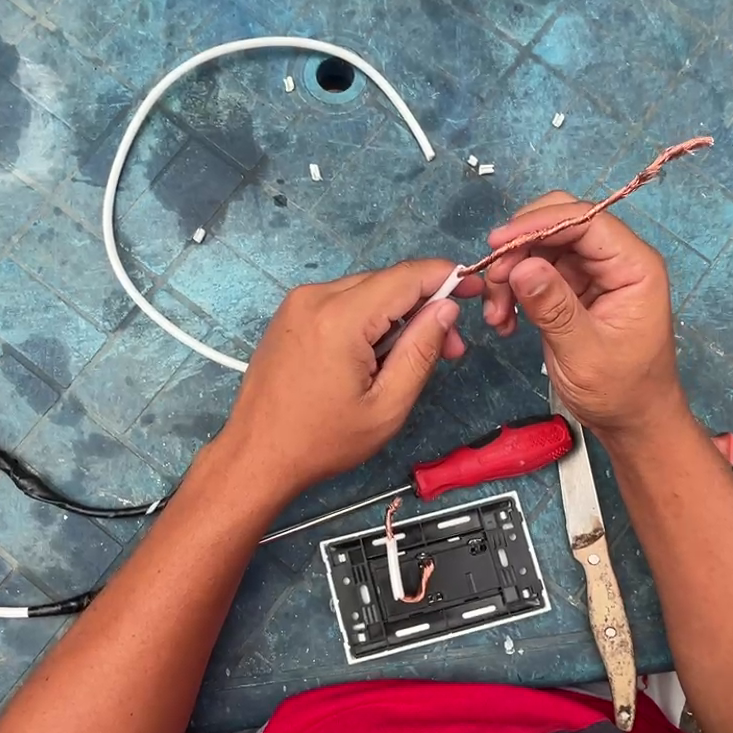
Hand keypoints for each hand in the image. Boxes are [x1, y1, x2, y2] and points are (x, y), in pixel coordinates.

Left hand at [221, 260, 483, 492]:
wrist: (256, 456)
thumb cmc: (321, 441)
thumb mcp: (387, 406)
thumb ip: (421, 351)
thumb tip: (446, 308)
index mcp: (340, 318)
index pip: (408, 277)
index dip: (448, 278)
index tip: (476, 290)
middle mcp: (315, 298)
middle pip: (387, 282)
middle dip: (425, 307)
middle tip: (450, 349)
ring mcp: (298, 304)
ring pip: (365, 291)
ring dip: (397, 315)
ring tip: (411, 359)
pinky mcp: (290, 315)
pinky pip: (341, 302)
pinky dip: (368, 319)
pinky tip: (376, 354)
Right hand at [480, 191, 691, 437]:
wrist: (630, 421)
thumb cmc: (620, 391)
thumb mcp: (584, 353)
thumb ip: (554, 308)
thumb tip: (522, 268)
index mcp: (633, 267)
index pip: (586, 221)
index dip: (539, 223)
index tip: (496, 244)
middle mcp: (614, 261)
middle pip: (559, 226)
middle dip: (519, 249)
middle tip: (493, 282)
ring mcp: (591, 274)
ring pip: (540, 249)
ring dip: (510, 275)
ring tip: (496, 316)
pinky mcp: (572, 290)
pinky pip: (535, 274)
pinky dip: (513, 291)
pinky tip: (504, 320)